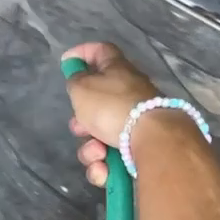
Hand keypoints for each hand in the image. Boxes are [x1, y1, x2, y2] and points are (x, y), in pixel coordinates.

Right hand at [62, 41, 160, 187]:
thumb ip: (75, 80)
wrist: (152, 140)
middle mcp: (127, 94)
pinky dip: (103, 166)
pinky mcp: (137, 149)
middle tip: (78, 127)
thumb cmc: (113, 106)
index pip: (100, 51)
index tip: (66, 61)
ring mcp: (134, 122)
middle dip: (81, 121)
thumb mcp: (82, 88)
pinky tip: (104, 169)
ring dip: (90, 149)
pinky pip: (110, 158)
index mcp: (116, 71)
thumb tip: (78, 77)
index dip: (82, 52)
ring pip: (99, 136)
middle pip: (95, 104)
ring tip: (97, 153)